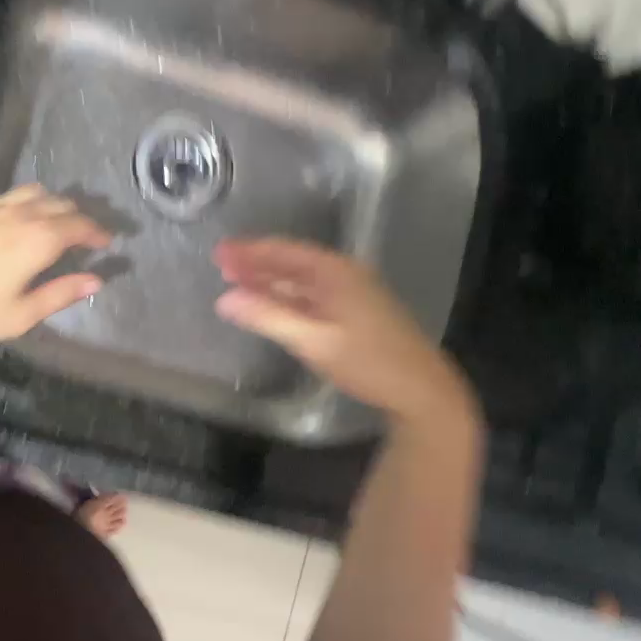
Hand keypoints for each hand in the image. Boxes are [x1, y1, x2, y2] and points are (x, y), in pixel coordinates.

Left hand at [0, 184, 111, 360]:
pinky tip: (21, 221)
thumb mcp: (19, 315)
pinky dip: (27, 203)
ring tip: (59, 224)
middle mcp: (17, 215)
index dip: (98, 233)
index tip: (109, 242)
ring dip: (54, 205)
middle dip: (80, 218)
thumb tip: (96, 281)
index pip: (78, 226)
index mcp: (36, 239)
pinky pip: (9, 197)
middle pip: (59, 205)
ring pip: (34, 194)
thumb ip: (59, 294)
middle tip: (89, 236)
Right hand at [214, 238, 476, 424]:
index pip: (285, 251)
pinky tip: (269, 303)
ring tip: (236, 281)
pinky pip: (311, 294)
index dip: (250, 251)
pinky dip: (286, 296)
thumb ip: (268, 318)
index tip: (219, 252)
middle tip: (221, 264)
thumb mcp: (313, 341)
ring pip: (301, 279)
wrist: (421, 390)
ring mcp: (351, 293)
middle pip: (292, 262)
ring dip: (269, 279)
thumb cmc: (368, 362)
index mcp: (336, 272)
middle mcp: (344, 275)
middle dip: (256, 262)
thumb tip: (224, 300)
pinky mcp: (353, 312)